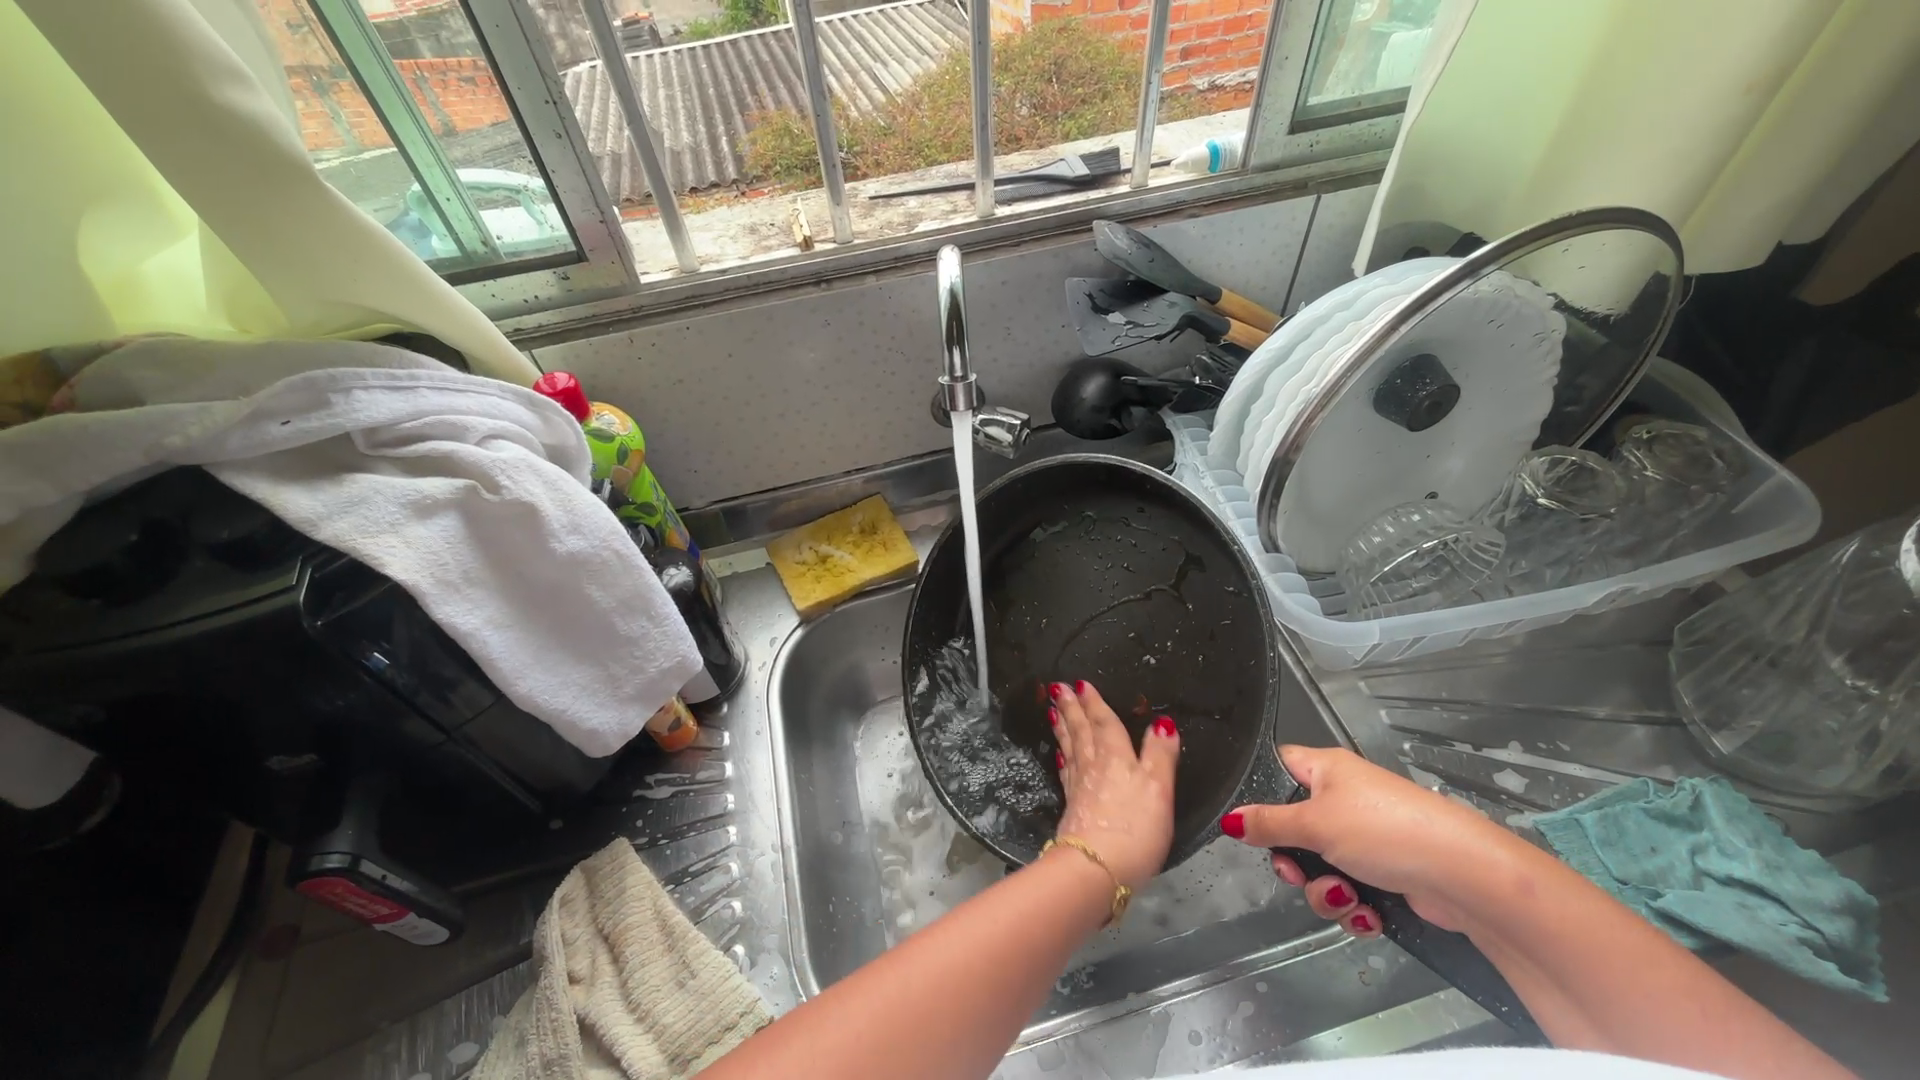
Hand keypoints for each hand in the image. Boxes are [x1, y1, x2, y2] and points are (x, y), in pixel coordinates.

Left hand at [1049, 681, 1178, 888]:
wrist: (1096, 868)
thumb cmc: (1134, 828)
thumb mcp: (1159, 788)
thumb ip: (1160, 754)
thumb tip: (1163, 722)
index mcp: (1116, 757)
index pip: (1105, 724)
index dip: (1094, 703)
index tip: (1080, 683)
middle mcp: (1094, 767)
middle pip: (1082, 732)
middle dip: (1072, 709)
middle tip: (1056, 688)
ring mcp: (1079, 788)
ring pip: (1071, 749)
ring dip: (1063, 728)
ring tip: (1053, 711)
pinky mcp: (1073, 809)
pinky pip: (1067, 773)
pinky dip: (1064, 759)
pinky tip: (1061, 757)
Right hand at [1221, 745, 1524, 936]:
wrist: (1463, 876)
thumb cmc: (1383, 831)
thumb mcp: (1314, 823)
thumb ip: (1266, 823)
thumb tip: (1227, 819)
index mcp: (1326, 769)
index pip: (1278, 766)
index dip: (1260, 791)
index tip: (1252, 823)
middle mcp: (1344, 799)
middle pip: (1293, 829)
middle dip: (1293, 862)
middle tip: (1298, 873)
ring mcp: (1366, 838)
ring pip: (1319, 868)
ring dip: (1325, 892)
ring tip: (1347, 897)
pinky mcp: (1386, 874)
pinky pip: (1349, 891)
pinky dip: (1353, 907)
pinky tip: (1368, 914)